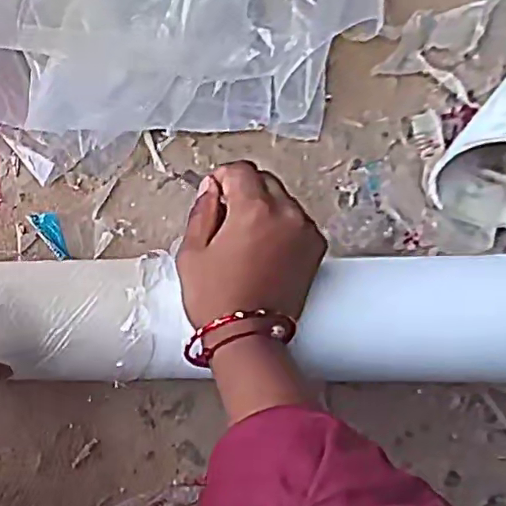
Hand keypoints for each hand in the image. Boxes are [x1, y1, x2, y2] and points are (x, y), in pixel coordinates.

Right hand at [176, 162, 326, 329]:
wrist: (246, 335)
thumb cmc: (214, 299)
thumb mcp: (191, 255)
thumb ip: (201, 213)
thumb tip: (210, 190)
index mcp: (253, 209)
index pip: (240, 171)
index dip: (221, 177)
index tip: (212, 191)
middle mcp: (286, 212)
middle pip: (264, 182)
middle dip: (243, 192)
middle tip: (222, 221)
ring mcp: (305, 229)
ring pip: (281, 202)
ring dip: (261, 212)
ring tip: (241, 244)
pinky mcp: (315, 247)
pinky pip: (295, 224)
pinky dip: (278, 230)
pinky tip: (259, 254)